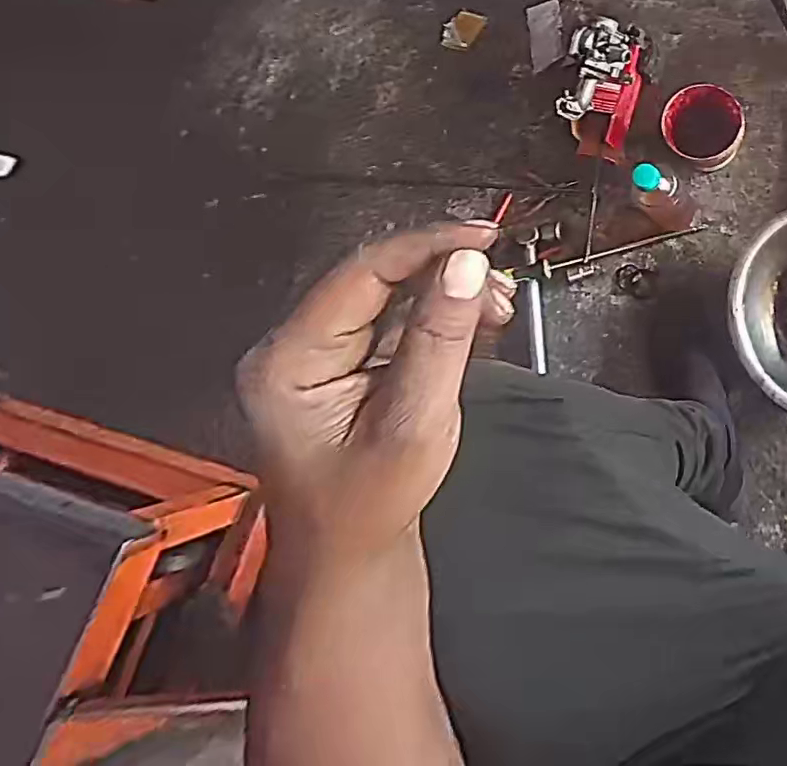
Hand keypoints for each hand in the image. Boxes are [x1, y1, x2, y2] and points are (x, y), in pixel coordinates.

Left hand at [237, 222, 515, 558]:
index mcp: (292, 359)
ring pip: (396, 291)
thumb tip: (466, 268)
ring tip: (493, 306)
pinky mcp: (352, 358)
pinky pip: (403, 314)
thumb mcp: (415, 418)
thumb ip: (442, 338)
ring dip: (451, 291)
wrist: (354, 547)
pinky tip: (475, 320)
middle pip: (380, 275)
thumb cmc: (370, 501)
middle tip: (495, 280)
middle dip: (446, 270)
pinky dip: (446, 311)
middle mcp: (299, 345)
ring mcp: (325, 351)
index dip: (429, 245)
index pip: (365, 271)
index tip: (480, 238)